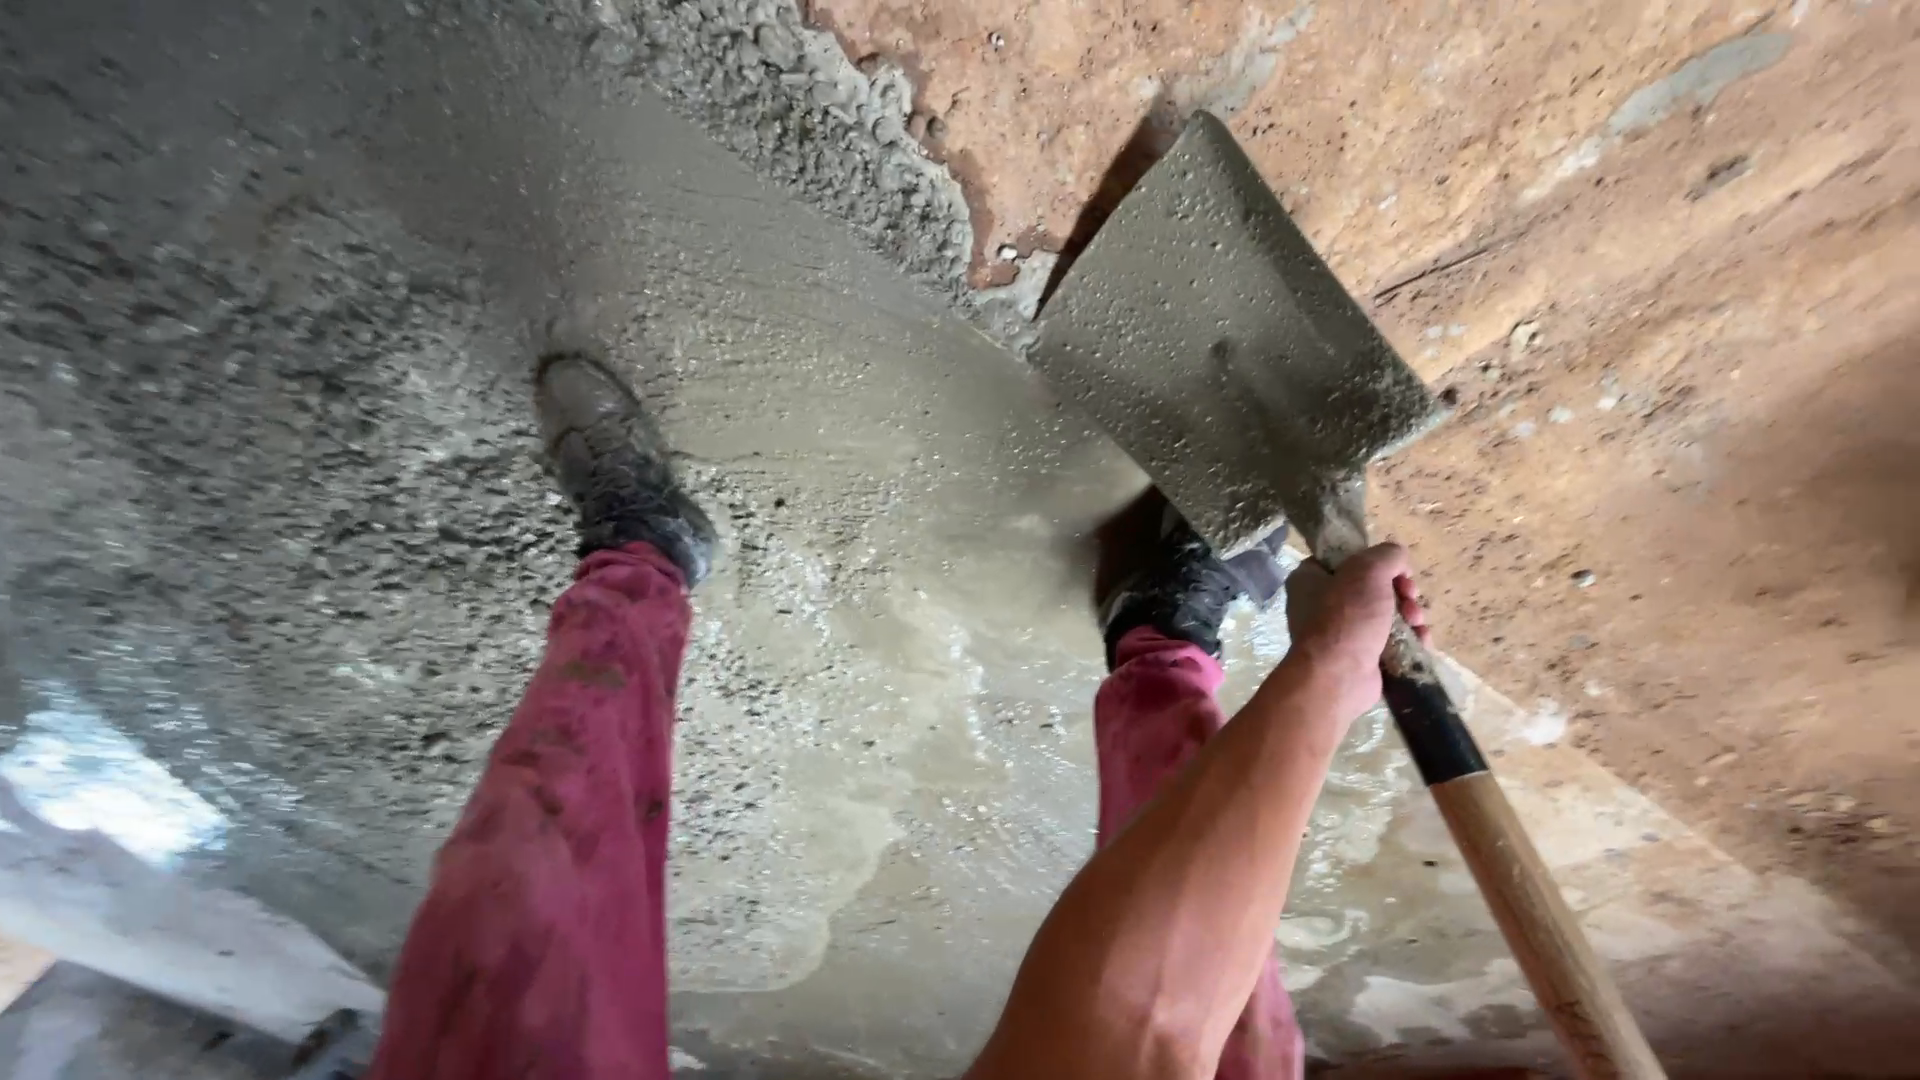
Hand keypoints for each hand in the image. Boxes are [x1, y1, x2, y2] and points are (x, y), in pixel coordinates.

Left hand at [1284, 543, 1429, 721]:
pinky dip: (1409, 638)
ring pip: (1386, 612)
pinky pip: (1390, 638)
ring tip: (1416, 623)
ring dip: (1410, 615)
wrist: (1338, 676)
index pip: (1347, 559)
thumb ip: (1386, 555)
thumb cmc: (1346, 617)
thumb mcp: (1367, 571)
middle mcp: (1320, 602)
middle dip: (1401, 592)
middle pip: (1373, 586)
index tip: (1397, 571)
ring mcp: (1340, 630)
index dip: (1377, 562)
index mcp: (1310, 578)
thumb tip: (1398, 560)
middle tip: (1410, 597)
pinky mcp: (1360, 654)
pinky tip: (1420, 640)